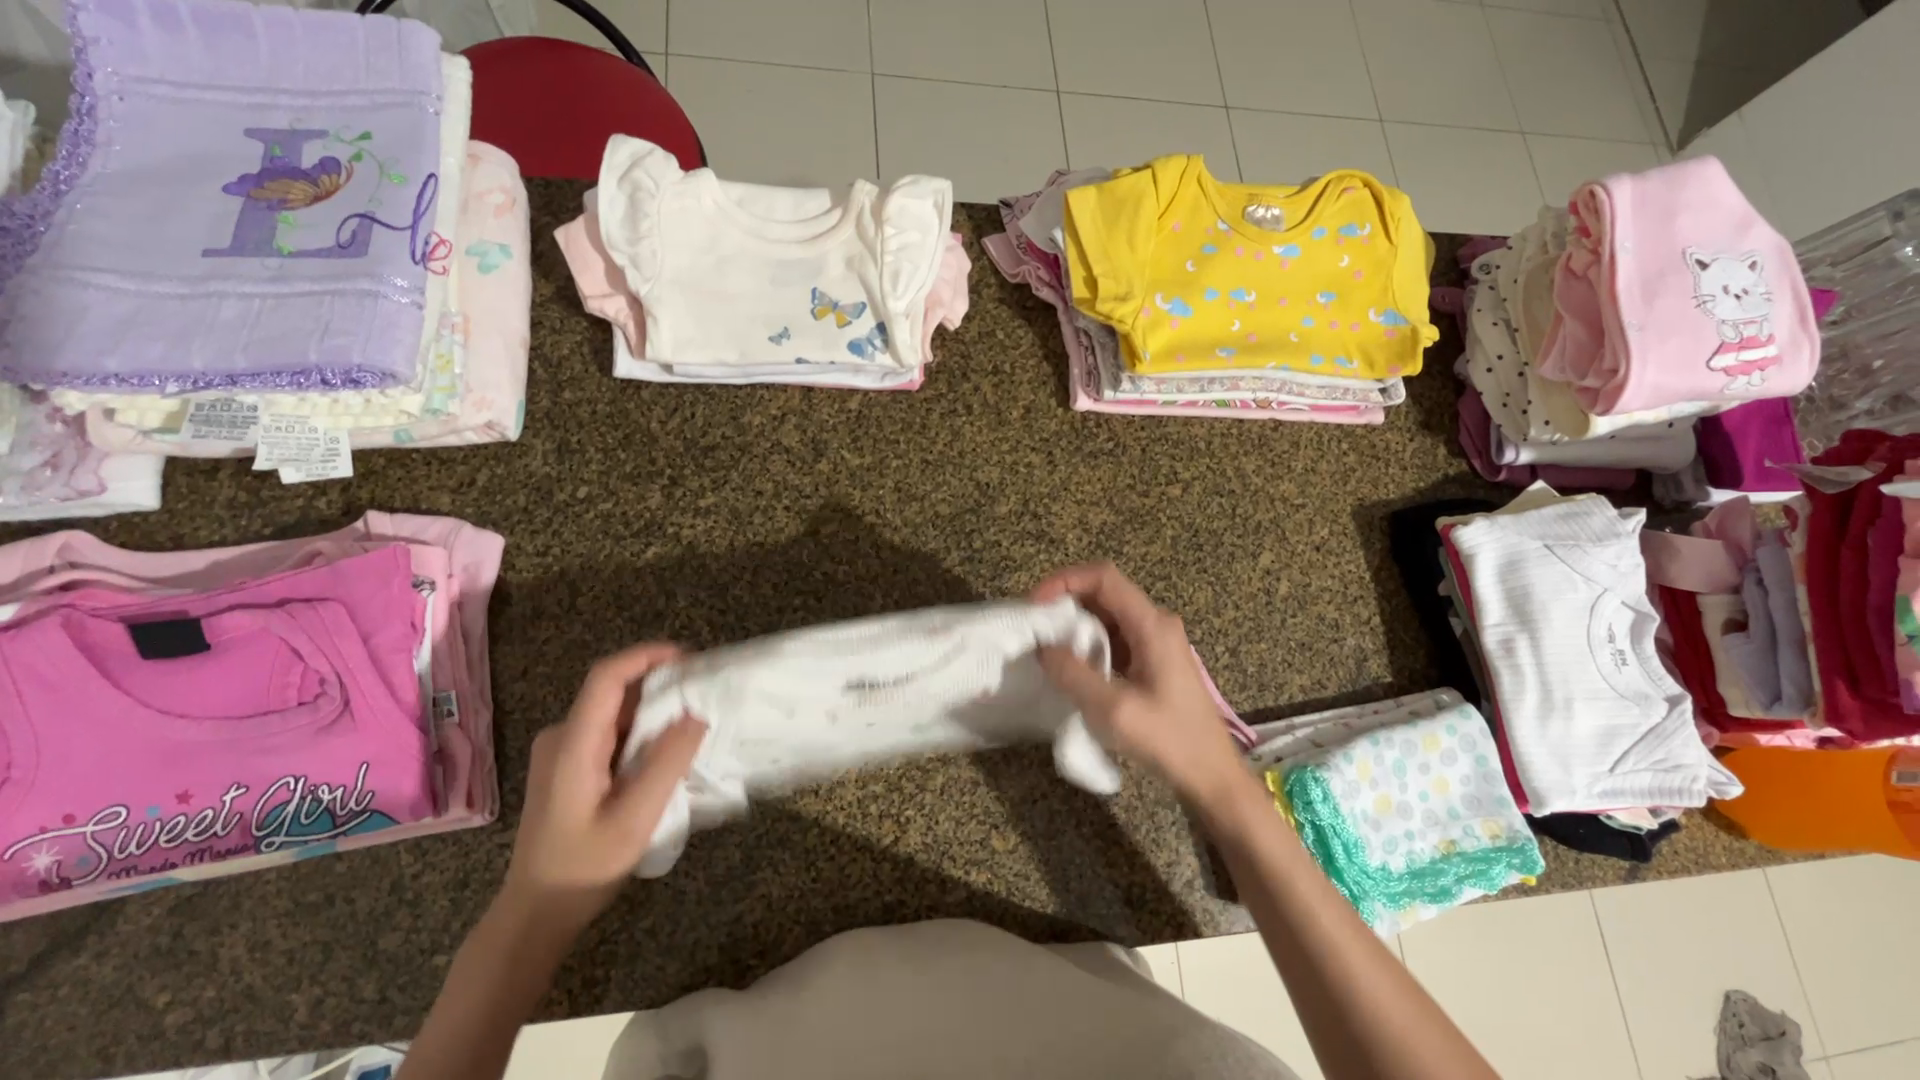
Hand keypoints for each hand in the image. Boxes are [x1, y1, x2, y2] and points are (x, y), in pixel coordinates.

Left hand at [502, 642, 705, 929]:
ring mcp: (561, 752)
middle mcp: (561, 737)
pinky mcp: (567, 768)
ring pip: (615, 715)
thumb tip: (697, 714)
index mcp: (573, 744)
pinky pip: (610, 735)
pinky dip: (641, 735)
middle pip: (614, 693)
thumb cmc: (584, 868)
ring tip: (694, 728)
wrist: (536, 911)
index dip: (647, 657)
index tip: (691, 659)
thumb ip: (666, 764)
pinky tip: (666, 756)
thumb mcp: (635, 820)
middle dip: (662, 688)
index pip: (607, 678)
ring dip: (654, 714)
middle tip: (706, 700)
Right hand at [1033, 563, 1253, 814]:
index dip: (1064, 581)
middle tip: (1034, 628)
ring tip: (1046, 648)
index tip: (1035, 605)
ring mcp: (1156, 642)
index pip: (1104, 578)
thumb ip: (1074, 674)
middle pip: (1104, 593)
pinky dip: (1088, 644)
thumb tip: (1042, 647)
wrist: (1210, 773)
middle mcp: (1156, 624)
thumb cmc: (1168, 739)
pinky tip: (1071, 667)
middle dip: (1065, 604)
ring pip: (1107, 616)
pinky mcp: (1153, 661)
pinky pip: (1115, 638)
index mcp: (1151, 625)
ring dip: (1075, 626)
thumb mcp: (1113, 709)